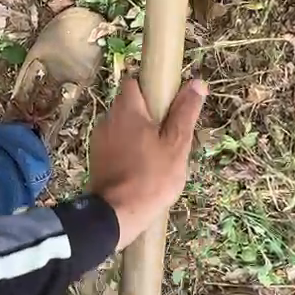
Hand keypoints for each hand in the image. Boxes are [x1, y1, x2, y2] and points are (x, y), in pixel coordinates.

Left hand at [87, 78, 206, 249]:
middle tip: (168, 134)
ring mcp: (99, 139)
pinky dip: (127, 148)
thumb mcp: (176, 144)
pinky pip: (115, 143)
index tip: (166, 103)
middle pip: (128, 104)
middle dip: (147, 113)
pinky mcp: (96, 157)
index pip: (132, 81)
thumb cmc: (151, 177)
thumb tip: (197, 83)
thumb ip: (185, 112)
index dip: (150, 87)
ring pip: (122, 125)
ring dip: (137, 132)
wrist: (116, 213)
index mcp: (126, 109)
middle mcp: (108, 119)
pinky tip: (142, 166)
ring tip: (157, 154)